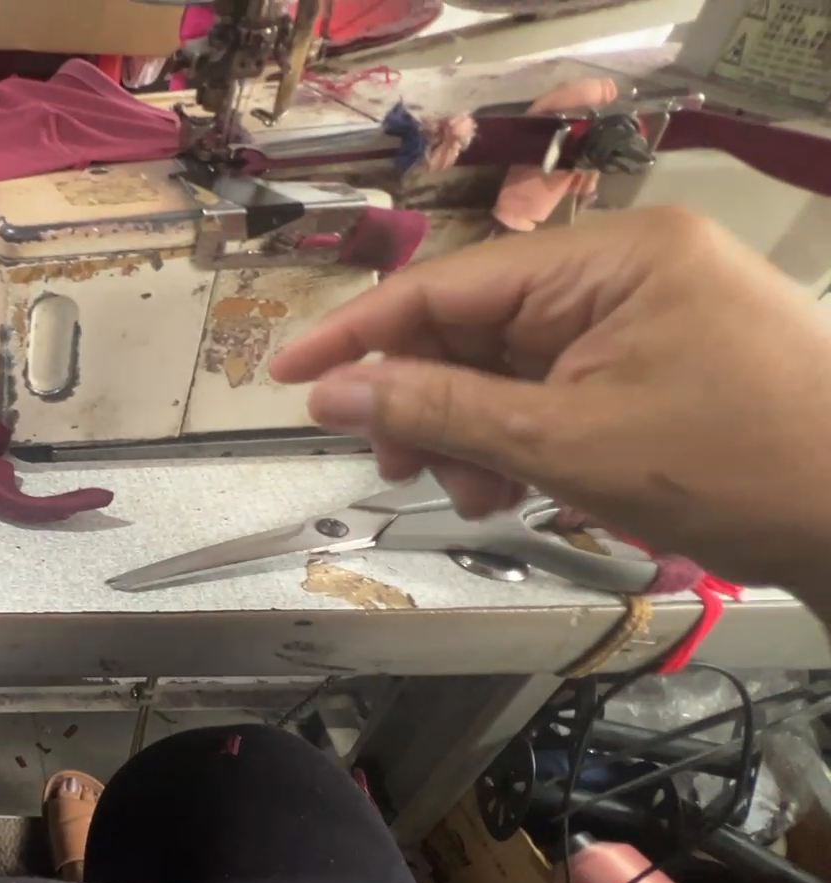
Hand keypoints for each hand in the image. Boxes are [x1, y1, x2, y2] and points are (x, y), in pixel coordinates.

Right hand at [270, 206, 830, 596]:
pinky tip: (503, 486)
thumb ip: (427, 407)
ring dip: (454, 435)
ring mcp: (621, 318)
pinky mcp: (627, 361)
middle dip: (418, 405)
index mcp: (606, 261)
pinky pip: (522, 393)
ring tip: (470, 492)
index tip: (281, 374)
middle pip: (456, 332)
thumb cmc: (729, 469)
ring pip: (481, 371)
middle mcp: (609, 275)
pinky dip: (495, 442)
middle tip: (395, 466)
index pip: (439, 287)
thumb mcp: (552, 440)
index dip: (351, 334)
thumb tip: (322, 393)